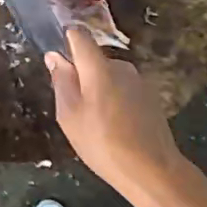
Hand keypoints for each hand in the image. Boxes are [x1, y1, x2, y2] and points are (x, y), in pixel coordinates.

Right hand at [46, 27, 183, 187]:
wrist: (153, 170)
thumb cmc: (102, 143)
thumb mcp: (69, 116)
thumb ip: (61, 81)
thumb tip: (54, 57)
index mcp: (98, 67)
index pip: (79, 36)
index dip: (65, 40)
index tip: (57, 58)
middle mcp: (121, 66)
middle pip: (94, 59)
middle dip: (81, 74)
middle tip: (74, 106)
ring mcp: (139, 81)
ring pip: (109, 75)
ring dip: (99, 89)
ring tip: (95, 121)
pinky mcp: (151, 96)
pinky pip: (124, 89)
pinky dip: (115, 100)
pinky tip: (115, 126)